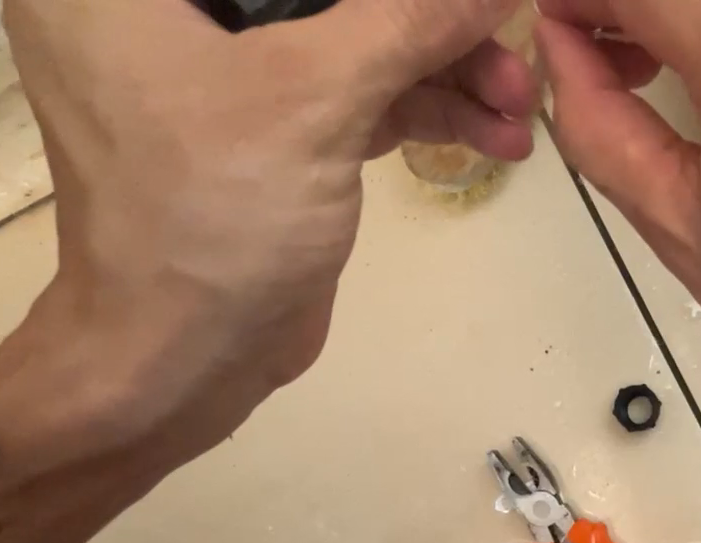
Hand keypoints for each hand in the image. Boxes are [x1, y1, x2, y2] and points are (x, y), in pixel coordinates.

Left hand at [0, 0, 538, 458]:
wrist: (192, 350)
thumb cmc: (216, 213)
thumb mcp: (312, 100)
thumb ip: (406, 22)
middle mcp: (182, 3)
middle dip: (433, 21)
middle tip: (510, 53)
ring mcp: (236, 70)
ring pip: (360, 41)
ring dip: (448, 72)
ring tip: (518, 106)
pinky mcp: (283, 132)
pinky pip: (366, 98)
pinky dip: (431, 114)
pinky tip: (495, 138)